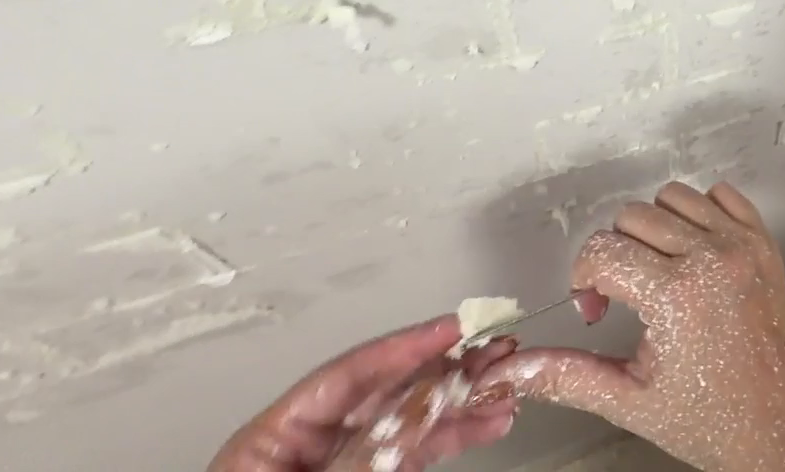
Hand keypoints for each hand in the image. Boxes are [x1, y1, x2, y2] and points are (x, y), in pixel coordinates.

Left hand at [209, 316, 519, 471]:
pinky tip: (492, 422)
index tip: (459, 325)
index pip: (349, 373)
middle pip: (389, 389)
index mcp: (274, 437)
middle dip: (449, 369)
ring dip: (464, 401)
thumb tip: (423, 411)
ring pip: (412, 417)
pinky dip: (455, 434)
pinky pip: (416, 449)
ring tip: (510, 385)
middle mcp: (312, 440)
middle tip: (502, 350)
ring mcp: (346, 460)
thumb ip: (364, 457)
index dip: (406, 346)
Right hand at [473, 182, 784, 471]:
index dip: (584, 278)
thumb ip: (568, 375)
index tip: (596, 307)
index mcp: (674, 295)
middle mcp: (709, 257)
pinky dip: (701, 212)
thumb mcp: (629, 401)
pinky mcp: (763, 241)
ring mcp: (741, 244)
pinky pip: (723, 194)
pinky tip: (695, 251)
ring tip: (658, 270)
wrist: (777, 422)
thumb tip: (514, 367)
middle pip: (633, 216)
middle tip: (625, 294)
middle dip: (615, 252)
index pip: (602, 250)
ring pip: (674, 196)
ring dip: (655, 227)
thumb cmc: (710, 417)